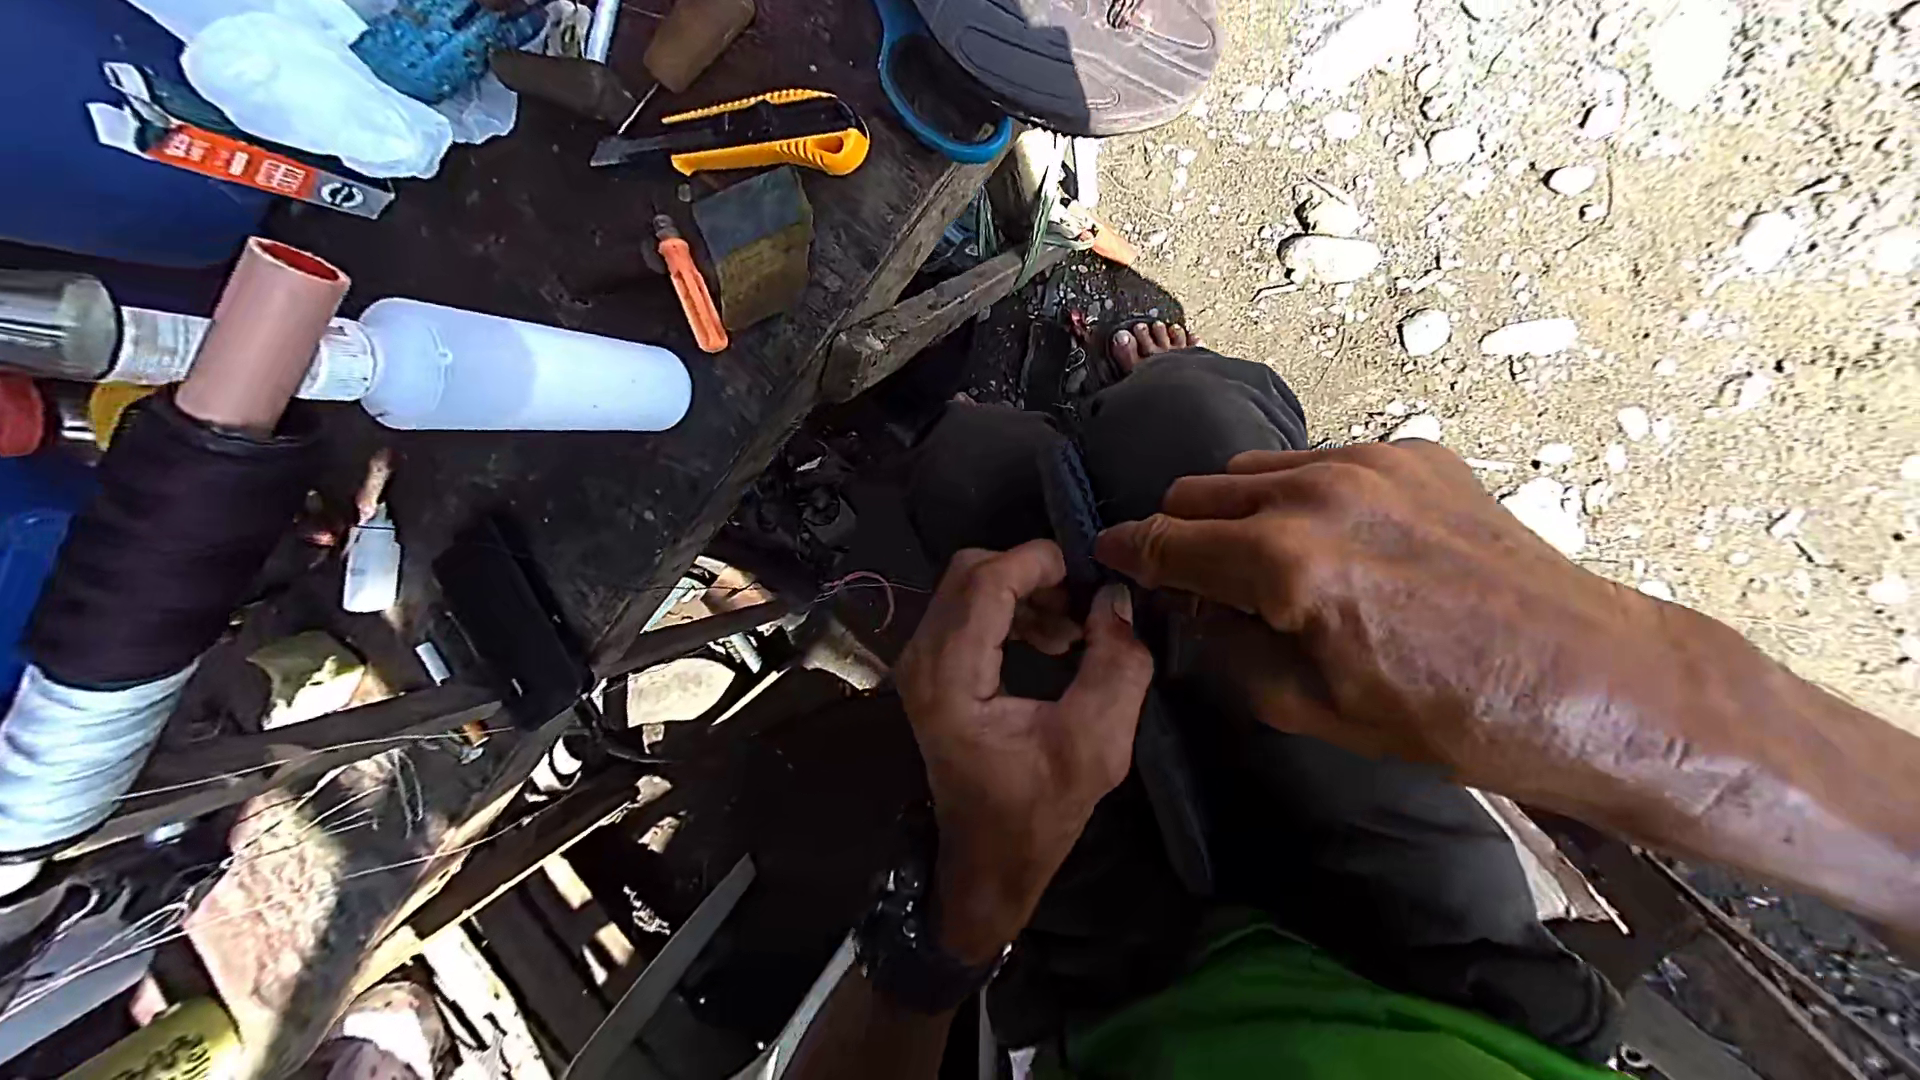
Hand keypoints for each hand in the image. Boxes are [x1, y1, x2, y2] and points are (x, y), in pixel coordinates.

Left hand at [895, 540, 1152, 962]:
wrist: (986, 861)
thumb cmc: (1036, 815)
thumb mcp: (1095, 747)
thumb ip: (1115, 666)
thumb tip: (1114, 598)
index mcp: (949, 677)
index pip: (985, 581)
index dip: (1039, 562)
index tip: (1090, 575)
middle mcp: (921, 658)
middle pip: (970, 572)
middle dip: (1032, 573)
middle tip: (1082, 602)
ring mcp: (920, 661)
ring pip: (968, 586)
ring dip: (1024, 592)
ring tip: (1073, 630)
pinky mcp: (931, 668)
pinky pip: (968, 610)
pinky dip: (1011, 611)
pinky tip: (1049, 641)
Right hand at [1094, 440, 1658, 794]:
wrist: (1595, 682)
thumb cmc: (1442, 714)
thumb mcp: (1302, 702)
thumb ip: (1221, 640)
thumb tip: (1183, 598)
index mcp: (1284, 564)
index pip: (1164, 541)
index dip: (1124, 549)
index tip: (1106, 553)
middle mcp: (1315, 494)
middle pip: (1194, 491)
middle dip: (1173, 531)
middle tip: (1186, 573)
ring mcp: (1366, 463)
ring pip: (1246, 470)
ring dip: (1229, 511)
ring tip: (1258, 554)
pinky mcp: (1409, 452)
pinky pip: (1309, 463)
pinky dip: (1290, 497)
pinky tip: (1326, 537)